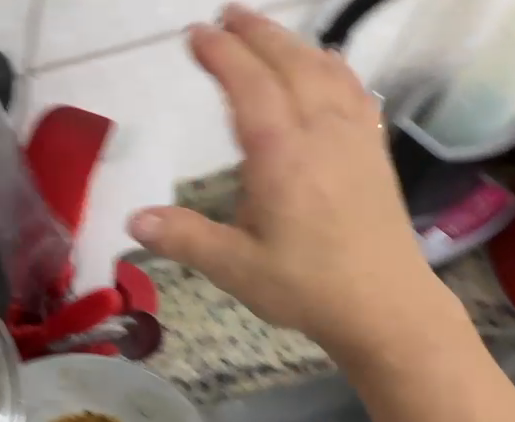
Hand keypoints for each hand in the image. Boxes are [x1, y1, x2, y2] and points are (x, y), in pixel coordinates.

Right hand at [129, 5, 457, 355]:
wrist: (380, 301)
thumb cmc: (302, 285)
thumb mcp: (232, 267)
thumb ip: (184, 238)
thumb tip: (133, 222)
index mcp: (281, 154)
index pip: (248, 87)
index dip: (221, 55)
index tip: (195, 34)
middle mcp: (320, 130)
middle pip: (289, 63)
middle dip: (255, 34)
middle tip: (226, 15)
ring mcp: (353, 135)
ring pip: (324, 68)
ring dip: (292, 43)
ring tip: (266, 34)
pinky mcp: (371, 150)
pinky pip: (351, 89)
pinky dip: (329, 66)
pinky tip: (324, 70)